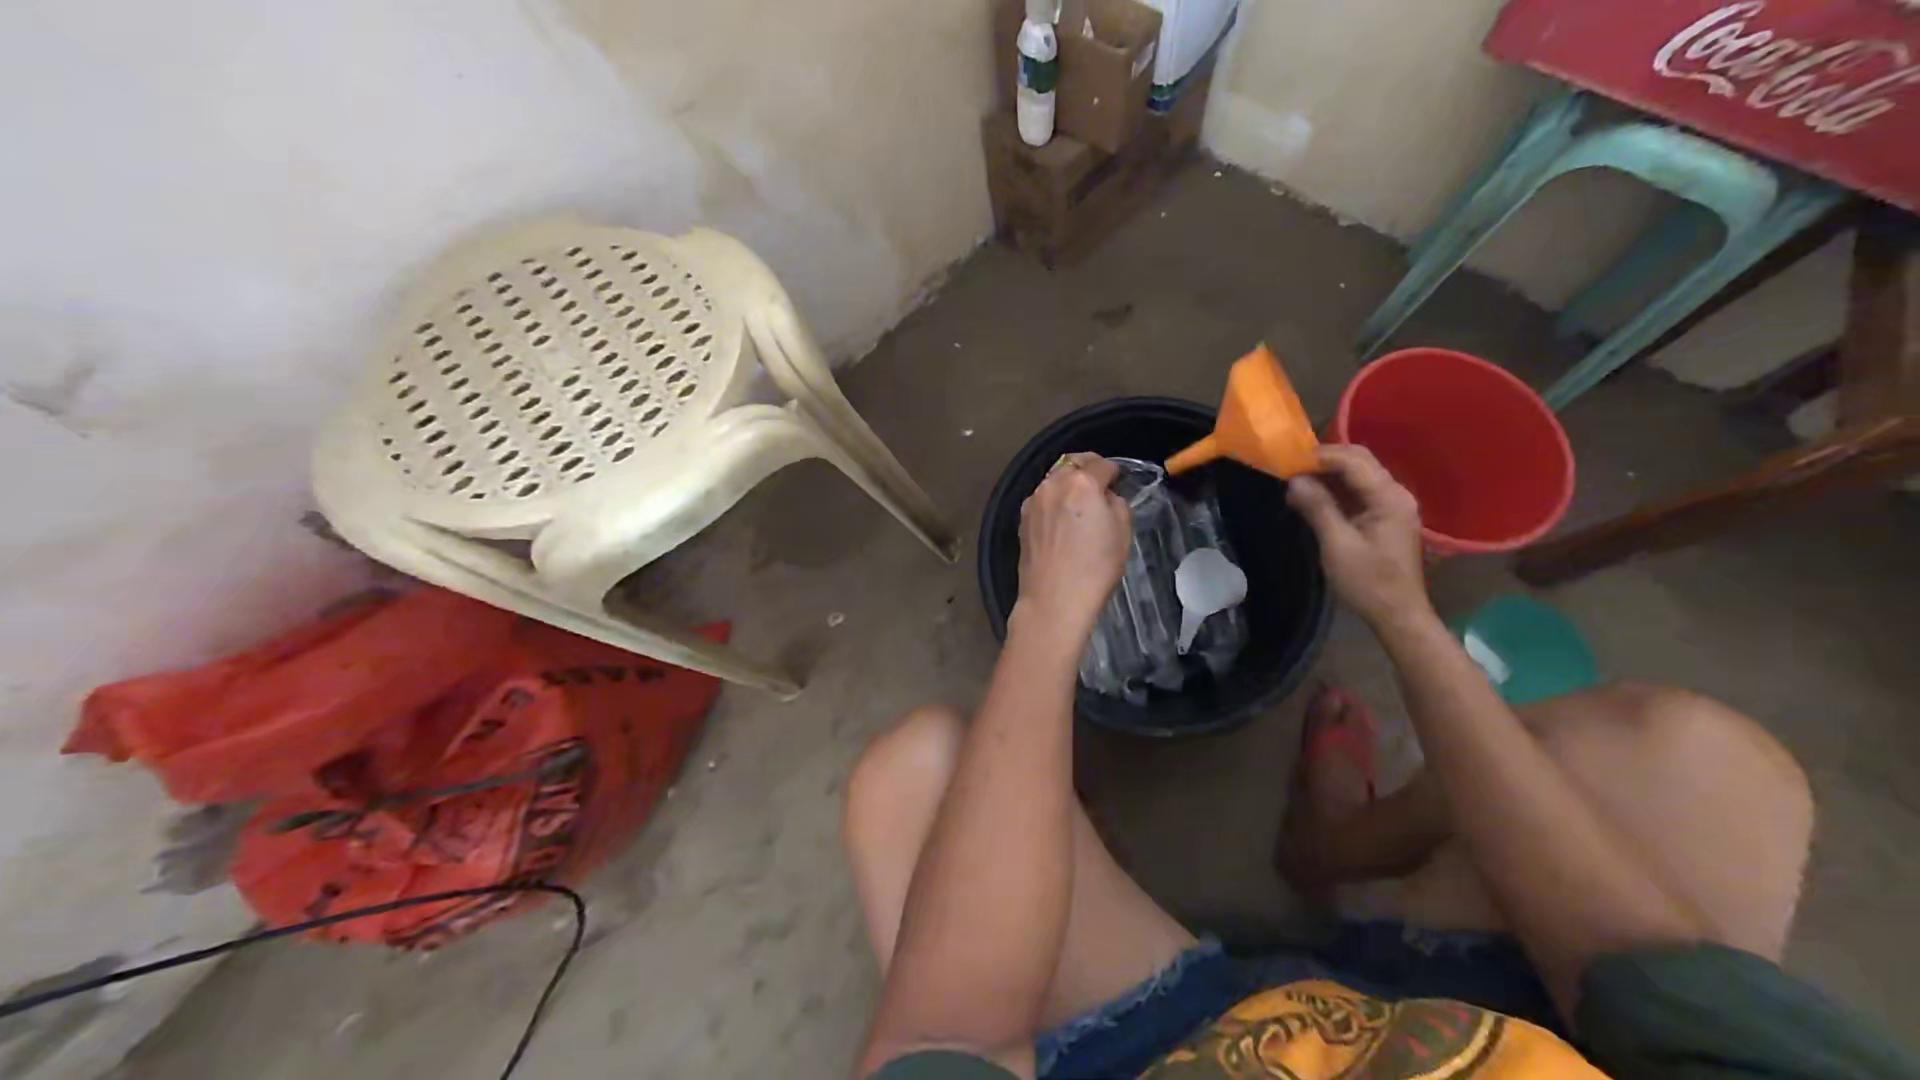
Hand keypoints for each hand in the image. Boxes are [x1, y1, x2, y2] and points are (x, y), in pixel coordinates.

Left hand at [1013, 453, 1131, 640]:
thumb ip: (1117, 504)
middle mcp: (1053, 484)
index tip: (1118, 481)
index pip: (1103, 464)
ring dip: (1068, 483)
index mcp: (1082, 482)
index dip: (1114, 472)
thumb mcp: (1122, 533)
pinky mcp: (1021, 518)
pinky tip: (1060, 519)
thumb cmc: (1095, 568)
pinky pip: (1042, 498)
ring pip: (1054, 479)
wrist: (1054, 599)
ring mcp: (1033, 500)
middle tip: (1100, 486)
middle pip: (1074, 464)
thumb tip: (1105, 496)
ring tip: (1079, 503)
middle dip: (1089, 469)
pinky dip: (1053, 500)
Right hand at [1286, 445, 1430, 628]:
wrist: (1397, 613)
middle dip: (1324, 459)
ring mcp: (1391, 504)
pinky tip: (1312, 495)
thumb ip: (1317, 507)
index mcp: (1388, 497)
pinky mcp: (1384, 516)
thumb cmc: (1368, 581)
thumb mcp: (1337, 544)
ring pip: (1357, 474)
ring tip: (1295, 479)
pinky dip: (1334, 488)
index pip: (1353, 460)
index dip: (1319, 456)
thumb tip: (1294, 479)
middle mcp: (1394, 493)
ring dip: (1327, 473)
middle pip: (1359, 460)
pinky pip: (1358, 490)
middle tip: (1289, 466)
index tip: (1287, 461)